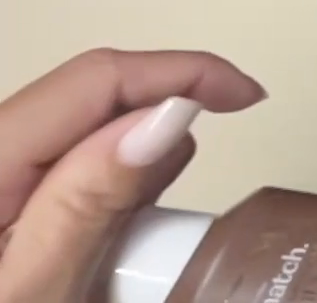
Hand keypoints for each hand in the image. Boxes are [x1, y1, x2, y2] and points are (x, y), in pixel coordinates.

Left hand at [0, 50, 265, 302]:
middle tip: (164, 217)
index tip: (249, 102)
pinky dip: (97, 194)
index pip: (97, 78)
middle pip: (91, 101)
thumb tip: (171, 115)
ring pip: (80, 135)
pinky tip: (84, 248)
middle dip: (156, 136)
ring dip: (127, 173)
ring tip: (113, 250)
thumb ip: (90, 203)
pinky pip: (56, 168)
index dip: (186, 72)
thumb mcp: (30, 297)